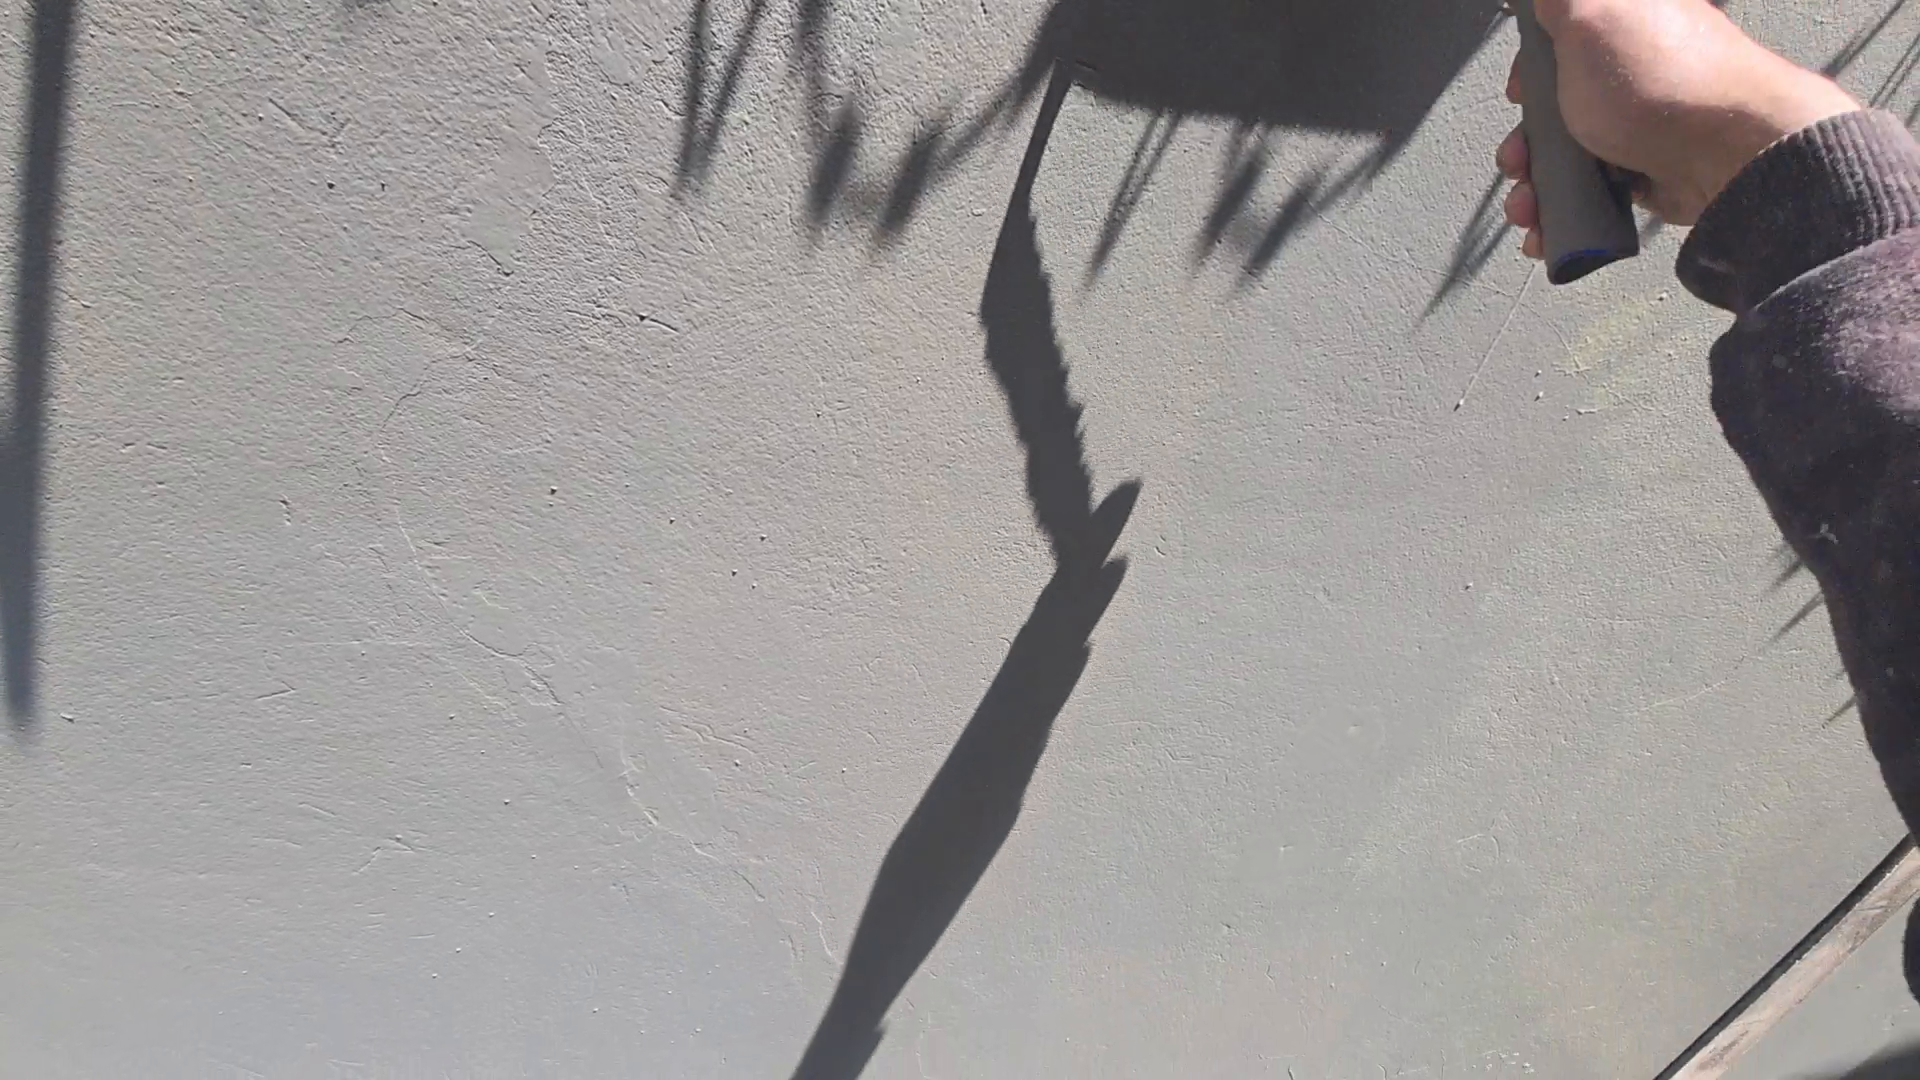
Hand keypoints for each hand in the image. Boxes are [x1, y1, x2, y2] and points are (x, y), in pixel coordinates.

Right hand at [1499, 0, 1857, 254]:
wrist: (1720, 153)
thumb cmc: (1662, 84)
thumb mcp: (1596, 17)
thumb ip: (1562, 1)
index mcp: (1624, 33)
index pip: (1559, 48)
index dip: (1530, 73)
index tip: (1524, 90)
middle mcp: (1631, 77)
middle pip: (1550, 114)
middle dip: (1523, 146)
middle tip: (1522, 158)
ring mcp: (1632, 128)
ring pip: (1558, 161)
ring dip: (1530, 191)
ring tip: (1532, 205)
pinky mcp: (1634, 173)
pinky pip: (1579, 196)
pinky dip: (1555, 216)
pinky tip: (1547, 225)